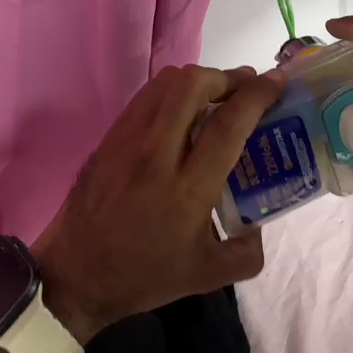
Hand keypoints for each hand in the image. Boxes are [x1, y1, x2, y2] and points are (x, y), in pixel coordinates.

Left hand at [31, 65, 283, 342]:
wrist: (75, 274)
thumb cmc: (143, 274)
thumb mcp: (205, 275)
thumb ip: (247, 251)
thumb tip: (262, 222)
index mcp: (187, 190)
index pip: (228, 124)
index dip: (257, 95)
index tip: (277, 81)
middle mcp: (157, 154)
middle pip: (194, 85)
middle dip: (227, 76)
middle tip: (245, 87)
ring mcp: (129, 139)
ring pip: (168, 82)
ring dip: (200, 78)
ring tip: (217, 93)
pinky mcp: (111, 135)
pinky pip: (147, 95)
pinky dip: (173, 90)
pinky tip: (183, 109)